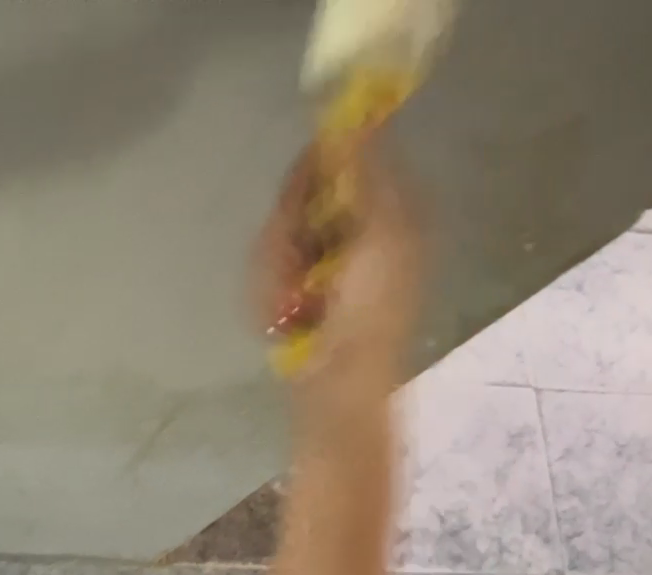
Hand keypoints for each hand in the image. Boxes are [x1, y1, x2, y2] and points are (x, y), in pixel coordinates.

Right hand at [248, 139, 424, 388]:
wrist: (341, 381)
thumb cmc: (373, 310)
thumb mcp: (382, 233)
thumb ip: (366, 174)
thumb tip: (356, 116)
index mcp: (386, 207)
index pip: (338, 159)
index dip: (311, 173)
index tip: (296, 200)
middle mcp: (351, 227)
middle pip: (297, 199)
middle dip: (287, 235)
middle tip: (295, 267)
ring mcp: (319, 262)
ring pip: (276, 237)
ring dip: (275, 272)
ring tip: (290, 303)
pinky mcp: (293, 291)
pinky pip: (266, 272)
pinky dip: (267, 294)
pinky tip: (281, 316)